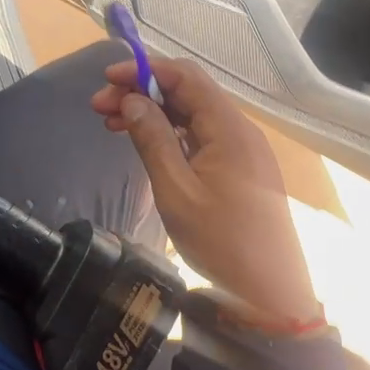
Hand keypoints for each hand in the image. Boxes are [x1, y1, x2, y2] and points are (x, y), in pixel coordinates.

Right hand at [91, 56, 320, 325]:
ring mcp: (242, 152)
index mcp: (230, 130)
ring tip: (111, 125)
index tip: (106, 80)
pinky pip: (199, 136)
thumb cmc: (222, 243)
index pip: (185, 77)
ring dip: (151, 112)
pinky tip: (143, 143)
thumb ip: (152, 139)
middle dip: (140, 91)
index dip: (144, 70)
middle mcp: (240, 132)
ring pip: (190, 114)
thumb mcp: (176, 190)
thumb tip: (131, 100)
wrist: (270, 299)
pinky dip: (168, 132)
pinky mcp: (239, 172)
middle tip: (98, 108)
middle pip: (186, 93)